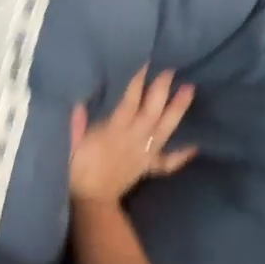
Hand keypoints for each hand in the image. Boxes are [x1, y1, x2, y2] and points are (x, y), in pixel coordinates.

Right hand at [69, 67, 196, 203]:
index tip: (145, 62)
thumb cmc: (76, 168)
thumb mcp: (70, 144)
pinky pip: (169, 162)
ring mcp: (144, 155)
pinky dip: (183, 153)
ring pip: (164, 131)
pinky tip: (195, 144)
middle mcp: (133, 141)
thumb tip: (79, 103)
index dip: (136, 83)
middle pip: (151, 113)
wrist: (92, 201)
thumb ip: (76, 124)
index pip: (128, 103)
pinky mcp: (148, 167)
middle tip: (171, 70)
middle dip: (161, 91)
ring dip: (177, 110)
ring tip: (189, 90)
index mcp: (113, 133)